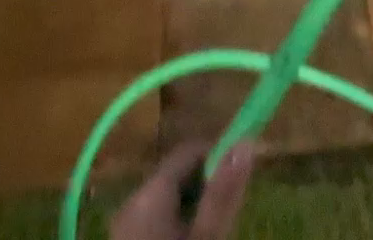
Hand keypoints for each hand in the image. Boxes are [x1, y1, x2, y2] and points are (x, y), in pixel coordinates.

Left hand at [109, 141, 255, 239]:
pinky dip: (180, 229)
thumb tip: (246, 142)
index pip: (191, 150)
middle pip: (180, 176)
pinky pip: (159, 223)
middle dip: (210, 190)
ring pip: (171, 202)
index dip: (220, 157)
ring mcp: (125, 228)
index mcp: (149, 193)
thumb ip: (224, 194)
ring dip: (197, 212)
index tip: (242, 181)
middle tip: (231, 220)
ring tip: (215, 236)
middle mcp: (132, 202)